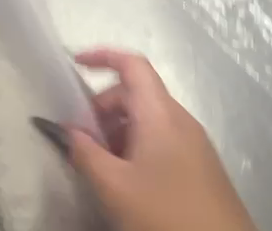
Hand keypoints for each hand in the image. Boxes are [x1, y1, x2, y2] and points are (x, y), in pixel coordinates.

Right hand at [64, 48, 254, 230]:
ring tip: (103, 164)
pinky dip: (138, 146)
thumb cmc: (166, 215)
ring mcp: (196, 144)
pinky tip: (129, 180)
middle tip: (84, 137)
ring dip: (119, 130)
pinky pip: (163, 139)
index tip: (76, 65)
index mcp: (161, 114)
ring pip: (149, 119)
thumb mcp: (114, 186)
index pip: (132, 64)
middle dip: (104, 106)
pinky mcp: (203, 168)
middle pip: (137, 93)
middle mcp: (181, 120)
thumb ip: (84, 152)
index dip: (102, 56)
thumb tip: (67, 129)